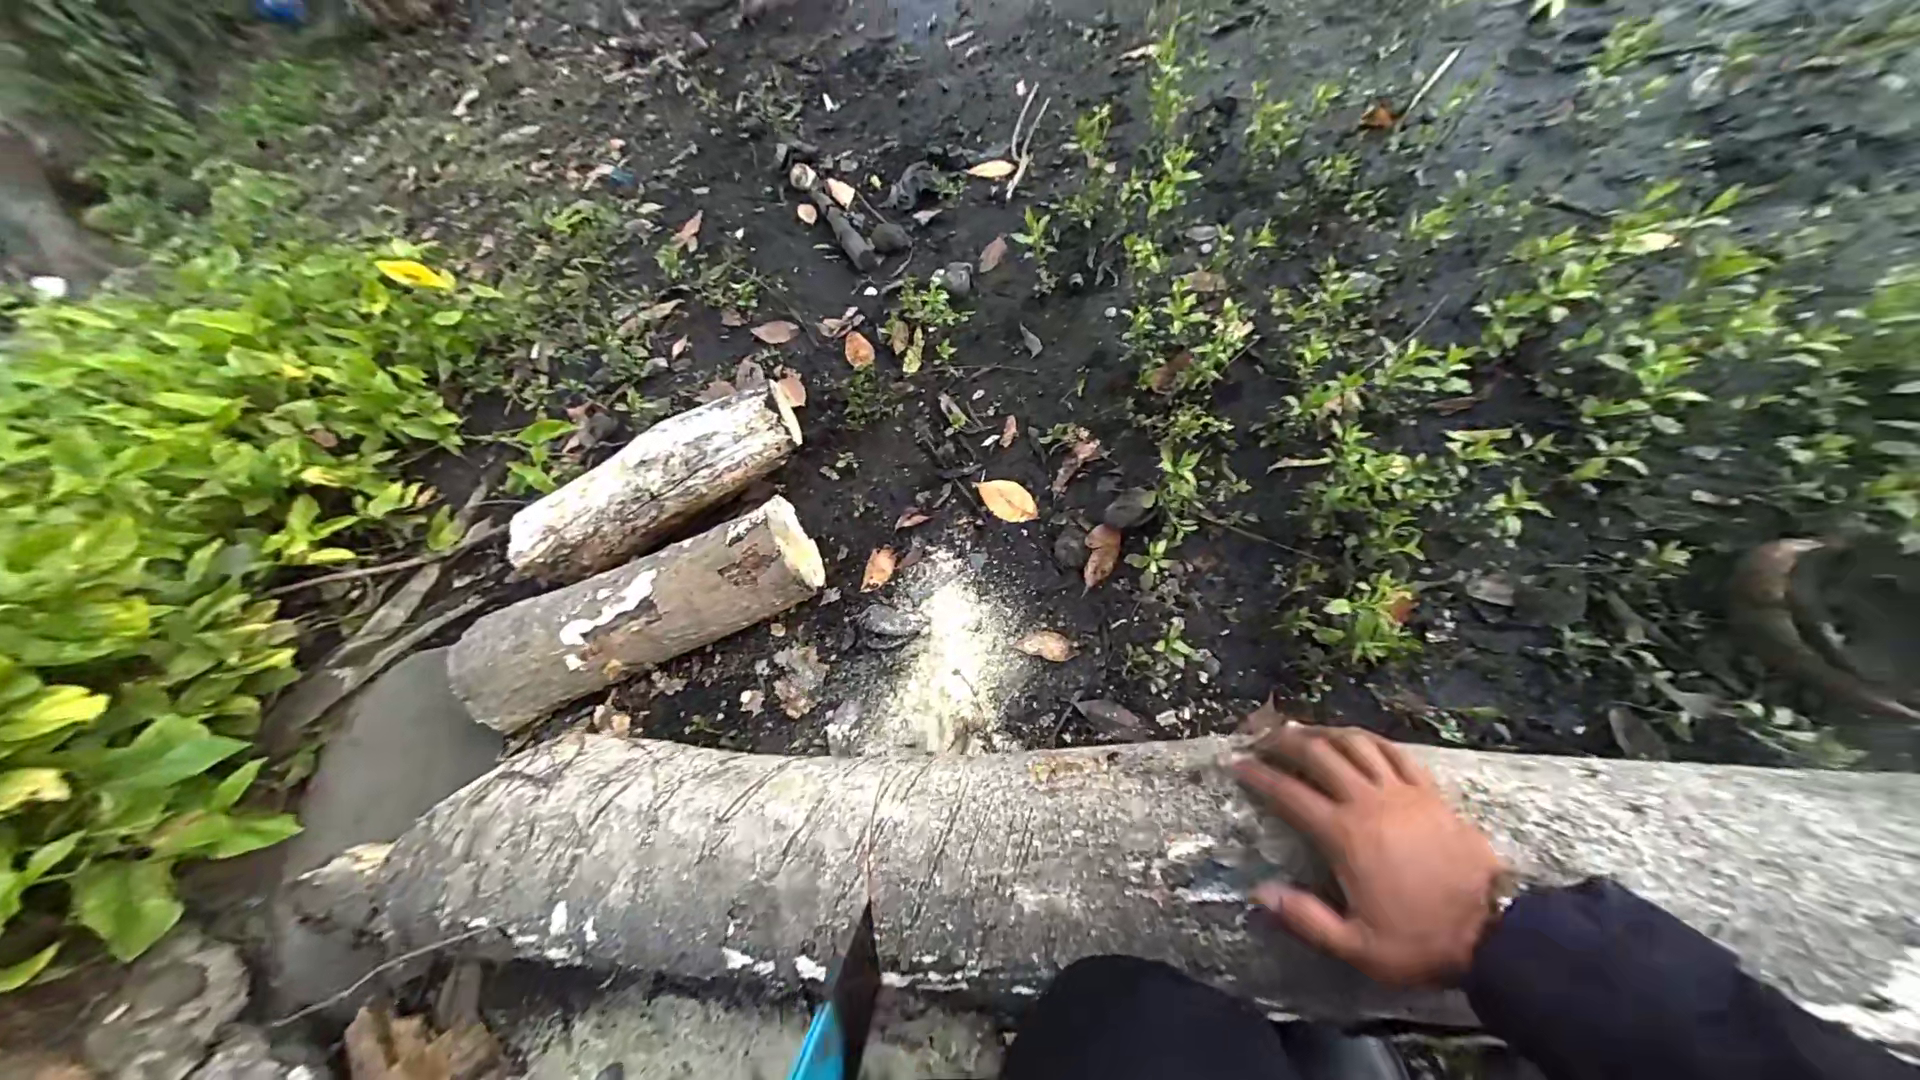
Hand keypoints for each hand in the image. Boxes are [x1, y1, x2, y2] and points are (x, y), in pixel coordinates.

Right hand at [1232, 725, 1505, 986]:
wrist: (1501, 935)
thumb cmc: (1422, 939)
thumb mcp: (1360, 947)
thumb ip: (1306, 919)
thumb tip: (1259, 893)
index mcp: (1343, 834)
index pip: (1287, 792)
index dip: (1257, 775)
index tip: (1237, 765)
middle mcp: (1366, 801)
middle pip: (1317, 754)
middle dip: (1284, 741)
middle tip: (1264, 740)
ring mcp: (1401, 792)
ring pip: (1354, 744)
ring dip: (1323, 733)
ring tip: (1305, 732)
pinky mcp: (1429, 792)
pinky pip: (1393, 752)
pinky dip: (1368, 740)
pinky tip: (1355, 739)